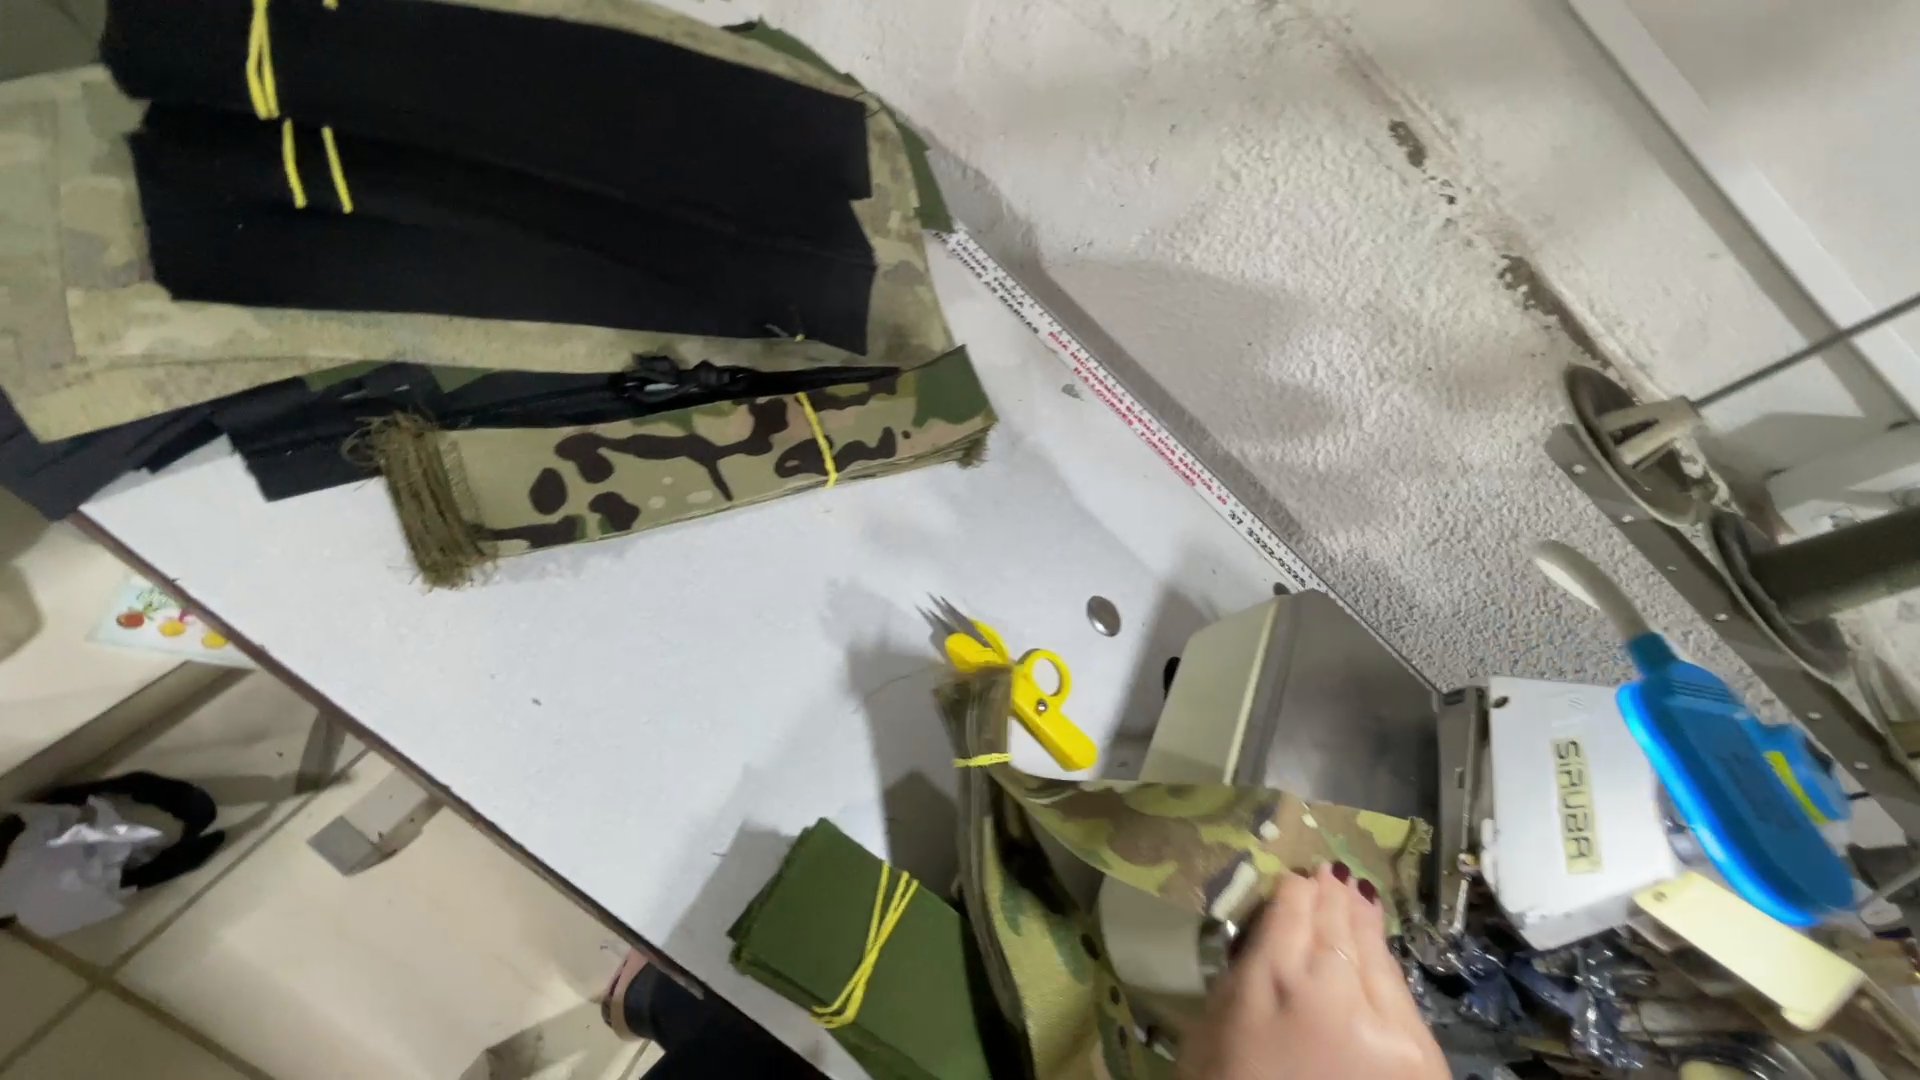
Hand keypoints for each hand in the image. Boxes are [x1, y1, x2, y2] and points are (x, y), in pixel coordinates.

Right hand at [1179, 863, 1448, 1079]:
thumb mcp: (1223, 1015)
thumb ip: (1248, 965)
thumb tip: (1270, 928)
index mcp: (1274, 977)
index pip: (1293, 907)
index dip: (1296, 887)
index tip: (1297, 876)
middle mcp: (1333, 989)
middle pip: (1335, 924)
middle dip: (1332, 896)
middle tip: (1330, 872)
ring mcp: (1383, 1023)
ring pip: (1371, 952)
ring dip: (1362, 921)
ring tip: (1356, 896)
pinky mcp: (1419, 1057)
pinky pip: (1398, 991)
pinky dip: (1384, 963)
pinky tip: (1378, 946)